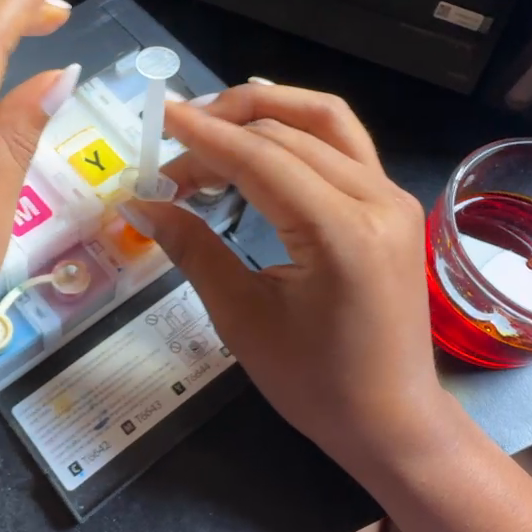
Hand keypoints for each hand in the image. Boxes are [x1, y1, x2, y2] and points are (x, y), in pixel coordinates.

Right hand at [122, 84, 468, 476]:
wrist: (391, 420)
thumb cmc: (314, 383)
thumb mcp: (241, 318)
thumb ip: (192, 249)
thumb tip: (140, 204)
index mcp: (340, 233)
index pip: (260, 159)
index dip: (203, 135)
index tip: (159, 115)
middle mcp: (376, 199)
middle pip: (289, 131)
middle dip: (223, 131)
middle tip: (172, 154)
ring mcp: (392, 197)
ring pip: (325, 120)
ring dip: (265, 111)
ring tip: (212, 124)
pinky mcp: (392, 203)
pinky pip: (342, 143)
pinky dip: (295, 130)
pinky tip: (259, 137)